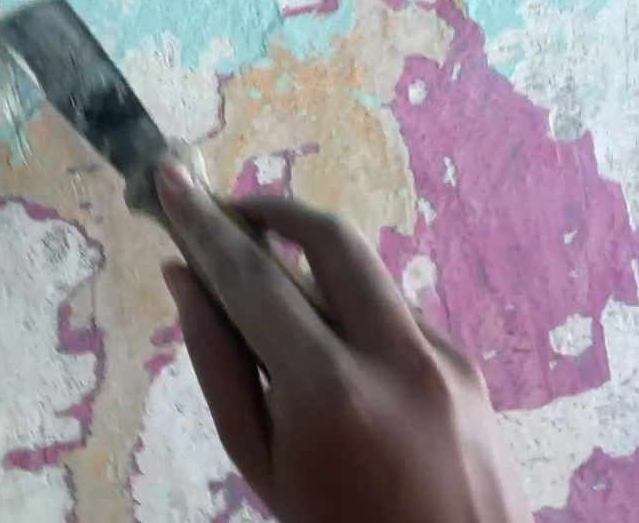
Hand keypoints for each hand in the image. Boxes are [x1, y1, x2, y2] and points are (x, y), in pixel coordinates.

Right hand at [155, 164, 531, 522]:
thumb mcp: (254, 458)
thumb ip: (214, 358)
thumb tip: (182, 275)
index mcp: (330, 390)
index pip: (250, 276)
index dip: (203, 222)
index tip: (171, 180)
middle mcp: (397, 356)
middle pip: (330, 237)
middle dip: (271, 208)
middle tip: (228, 215)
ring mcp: (444, 356)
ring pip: (360, 271)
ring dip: (306, 263)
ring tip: (269, 298)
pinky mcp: (467, 363)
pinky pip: (386, 308)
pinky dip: (342, 305)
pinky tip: (327, 350)